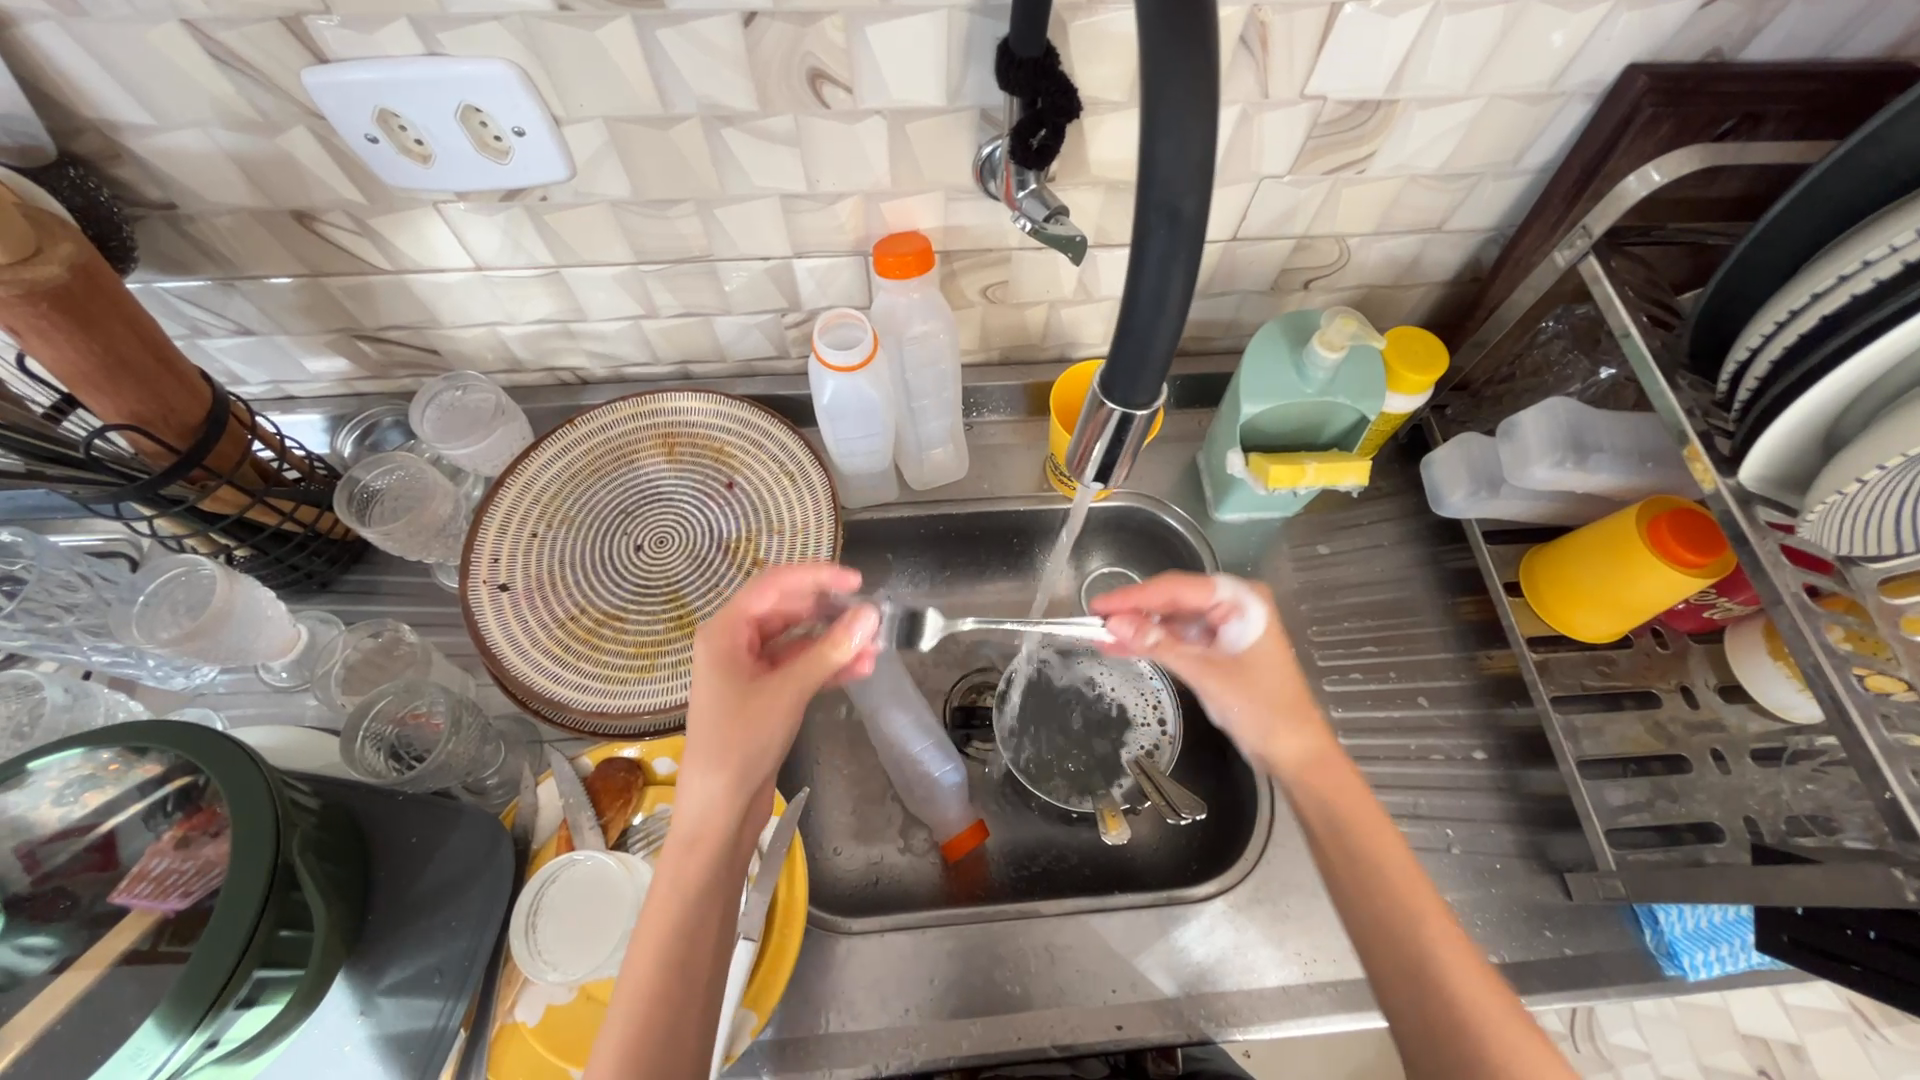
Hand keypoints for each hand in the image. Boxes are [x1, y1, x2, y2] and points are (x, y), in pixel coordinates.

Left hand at [679, 564, 880, 824]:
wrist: (720, 807)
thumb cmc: (742, 741)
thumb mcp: (789, 690)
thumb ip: (830, 650)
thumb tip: (869, 615)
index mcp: (725, 630)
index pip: (774, 584)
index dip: (817, 576)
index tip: (857, 581)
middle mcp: (733, 643)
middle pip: (787, 611)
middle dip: (830, 613)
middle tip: (870, 617)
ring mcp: (748, 671)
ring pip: (797, 642)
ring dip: (834, 644)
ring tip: (875, 649)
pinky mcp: (763, 696)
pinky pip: (798, 668)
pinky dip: (826, 667)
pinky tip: (860, 671)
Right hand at [1090, 571, 1336, 776]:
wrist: (1295, 752)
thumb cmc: (1261, 709)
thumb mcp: (1204, 673)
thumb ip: (1158, 644)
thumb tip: (1114, 624)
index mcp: (1241, 599)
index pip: (1177, 588)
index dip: (1134, 597)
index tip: (1098, 605)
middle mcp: (1235, 604)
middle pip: (1174, 599)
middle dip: (1135, 611)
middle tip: (1095, 620)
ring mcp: (1227, 627)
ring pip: (1173, 620)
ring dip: (1141, 629)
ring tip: (1101, 636)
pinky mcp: (1220, 648)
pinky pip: (1181, 638)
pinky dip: (1155, 644)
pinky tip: (1124, 647)